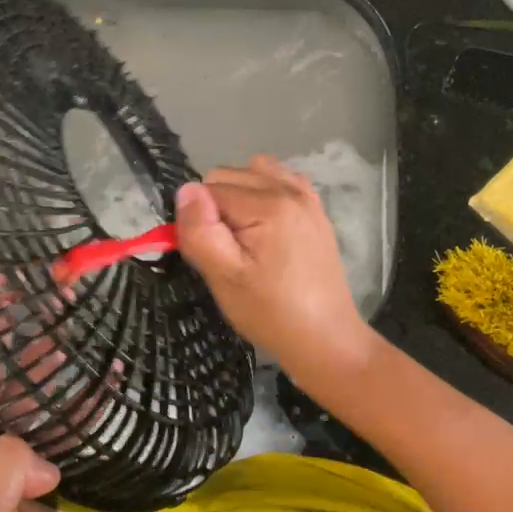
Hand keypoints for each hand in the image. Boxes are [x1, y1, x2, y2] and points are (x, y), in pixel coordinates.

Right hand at [175, 155, 376, 385]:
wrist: (326, 339)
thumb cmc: (271, 313)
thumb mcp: (225, 277)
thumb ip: (201, 231)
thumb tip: (186, 190)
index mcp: (268, 205)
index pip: (208, 191)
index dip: (200, 222)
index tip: (212, 255)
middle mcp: (290, 189)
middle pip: (228, 176)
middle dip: (217, 207)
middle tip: (228, 252)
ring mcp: (306, 196)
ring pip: (250, 172)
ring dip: (238, 196)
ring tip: (245, 236)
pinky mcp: (314, 208)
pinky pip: (277, 179)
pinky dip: (262, 192)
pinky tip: (264, 224)